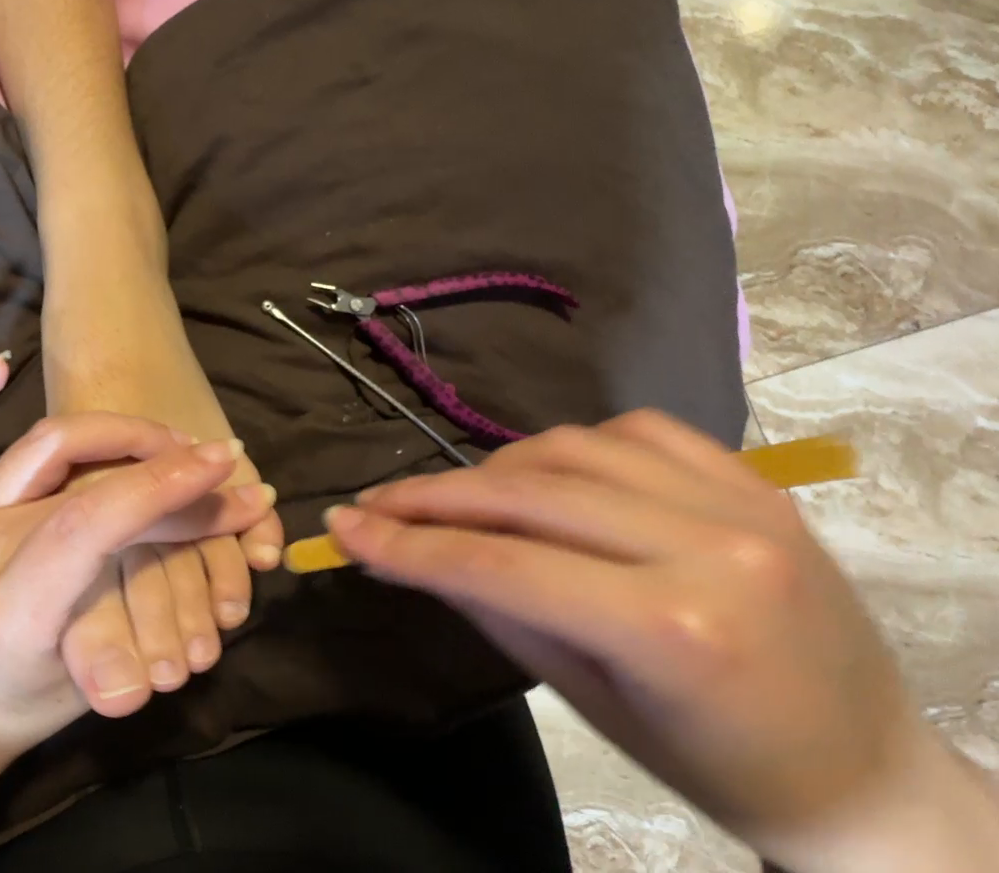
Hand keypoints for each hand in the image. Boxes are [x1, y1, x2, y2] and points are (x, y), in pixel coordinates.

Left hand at [0, 356, 273, 763]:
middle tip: (207, 455)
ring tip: (169, 436)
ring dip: (110, 426)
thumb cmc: (37, 699)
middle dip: (147, 447)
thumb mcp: (107, 683)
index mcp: (15, 603)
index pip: (89, 521)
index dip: (161, 486)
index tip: (223, 470)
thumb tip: (253, 541)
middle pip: (68, 465)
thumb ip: (166, 611)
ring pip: (39, 441)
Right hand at [323, 410, 998, 871]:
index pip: (499, 563)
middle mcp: (710, 547)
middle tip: (372, 504)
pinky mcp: (758, 485)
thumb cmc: (713, 762)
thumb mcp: (585, 699)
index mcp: (672, 627)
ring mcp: (743, 505)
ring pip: (571, 450)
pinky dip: (571, 447)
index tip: (342, 528)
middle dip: (430, 497)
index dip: (406, 543)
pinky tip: (544, 475)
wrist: (864, 773)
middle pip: (526, 495)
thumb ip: (492, 609)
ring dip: (493, 470)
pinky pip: (637, 432)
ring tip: (452, 497)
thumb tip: (403, 553)